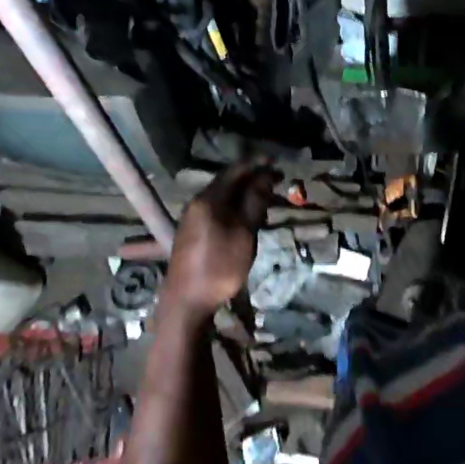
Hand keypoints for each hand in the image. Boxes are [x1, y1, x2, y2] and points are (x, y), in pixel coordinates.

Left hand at [159, 162, 275, 316]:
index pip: (235, 171)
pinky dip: (236, 207)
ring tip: (268, 198)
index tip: (276, 161)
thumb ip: (254, 203)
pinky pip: (217, 210)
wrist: (186, 302)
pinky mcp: (193, 232)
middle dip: (253, 178)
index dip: (256, 163)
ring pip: (223, 197)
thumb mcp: (244, 234)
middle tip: (278, 179)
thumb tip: (264, 176)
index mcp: (208, 199)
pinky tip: (248, 216)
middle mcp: (197, 203)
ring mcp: (192, 218)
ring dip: (245, 194)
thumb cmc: (219, 267)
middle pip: (228, 182)